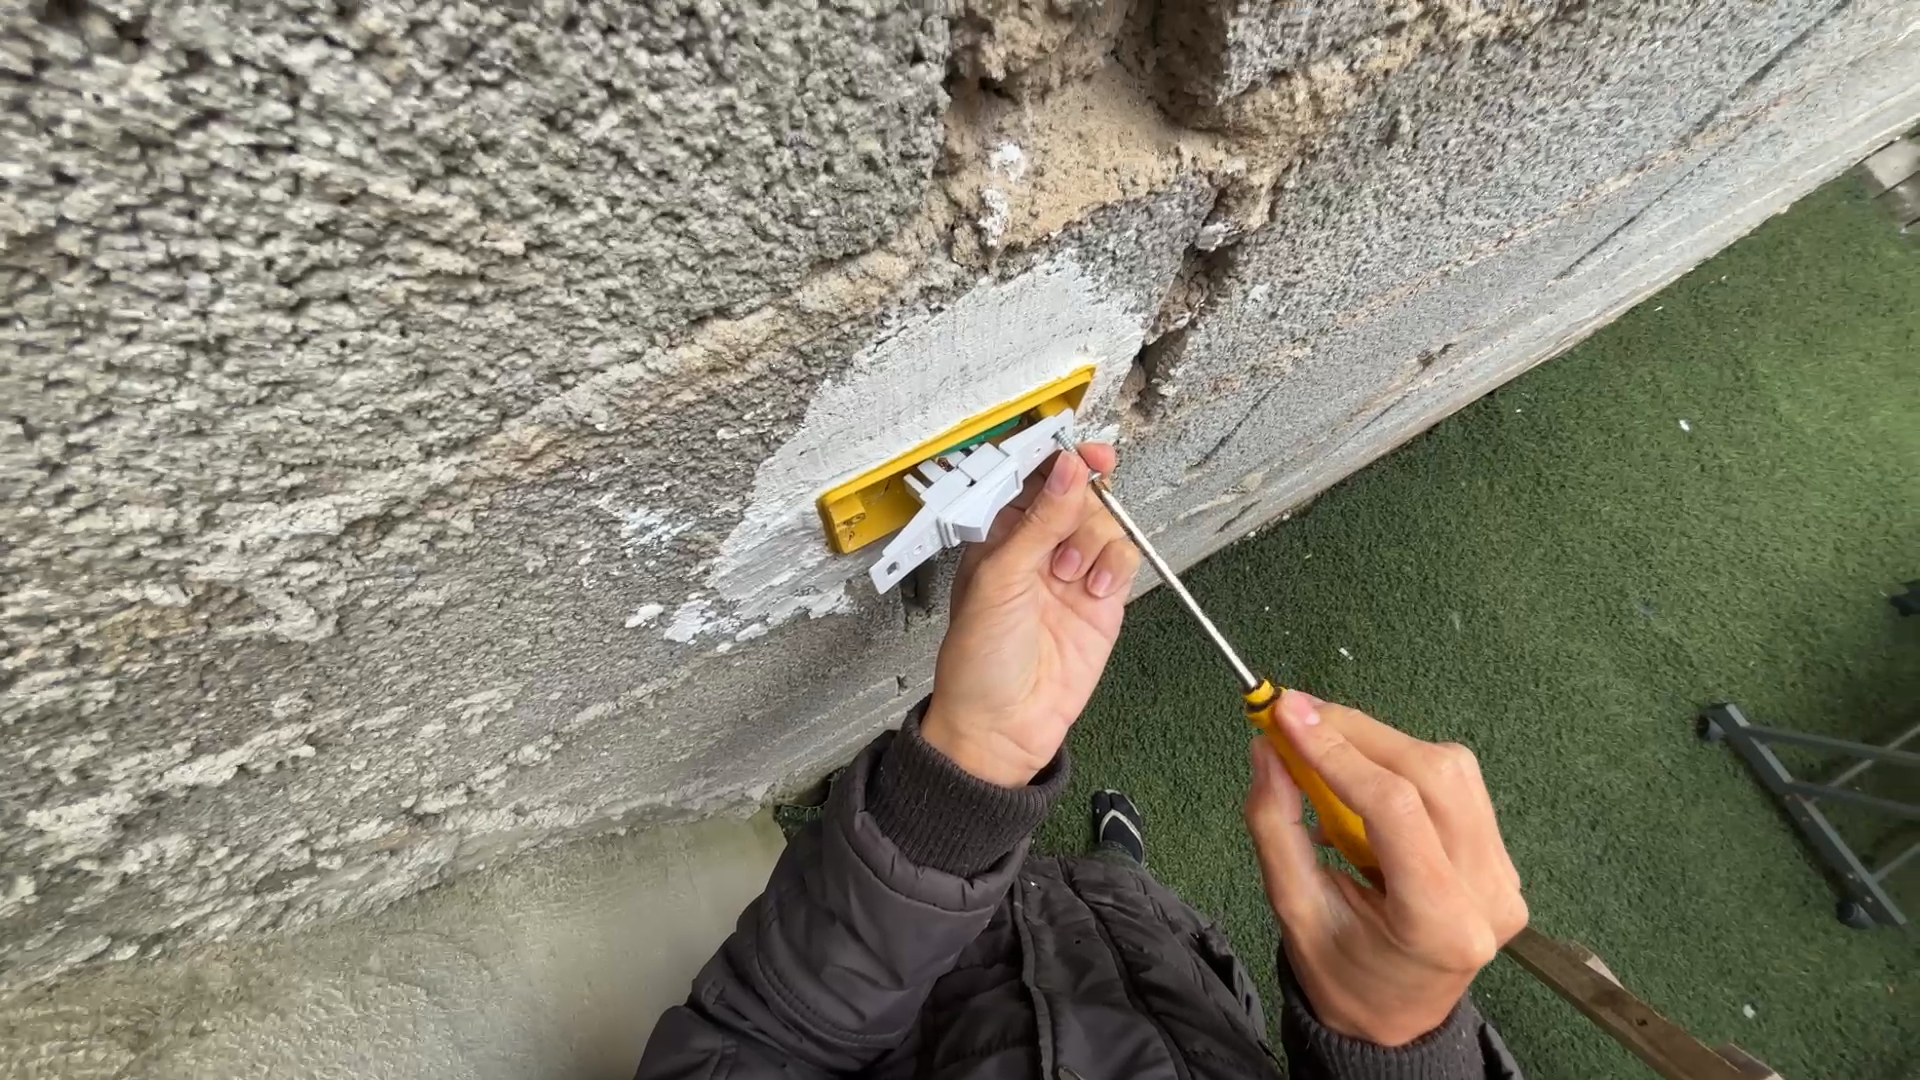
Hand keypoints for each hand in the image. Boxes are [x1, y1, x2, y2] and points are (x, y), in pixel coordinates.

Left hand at [919, 443, 1140, 787]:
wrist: (1004, 726)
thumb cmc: (979, 660)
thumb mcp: (1001, 580)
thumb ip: (1039, 523)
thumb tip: (1067, 470)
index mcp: (997, 536)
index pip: (1031, 481)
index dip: (1055, 459)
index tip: (1079, 447)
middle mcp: (1035, 549)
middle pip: (1075, 494)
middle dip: (1080, 500)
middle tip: (1076, 515)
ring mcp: (1070, 572)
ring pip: (1102, 523)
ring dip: (1092, 540)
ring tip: (1069, 576)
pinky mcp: (1100, 599)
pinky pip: (1121, 558)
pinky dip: (1116, 563)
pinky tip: (1097, 587)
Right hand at [1243, 691, 1527, 1045]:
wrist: (1395, 1013)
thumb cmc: (1339, 969)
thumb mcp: (1290, 906)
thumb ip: (1274, 824)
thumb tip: (1266, 749)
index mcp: (1439, 922)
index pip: (1394, 808)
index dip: (1335, 751)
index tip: (1284, 712)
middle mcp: (1488, 892)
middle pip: (1431, 774)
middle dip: (1354, 731)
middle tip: (1293, 712)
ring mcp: (1502, 872)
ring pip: (1448, 767)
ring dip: (1375, 738)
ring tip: (1319, 738)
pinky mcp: (1496, 852)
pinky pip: (1451, 780)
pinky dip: (1394, 756)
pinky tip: (1355, 767)